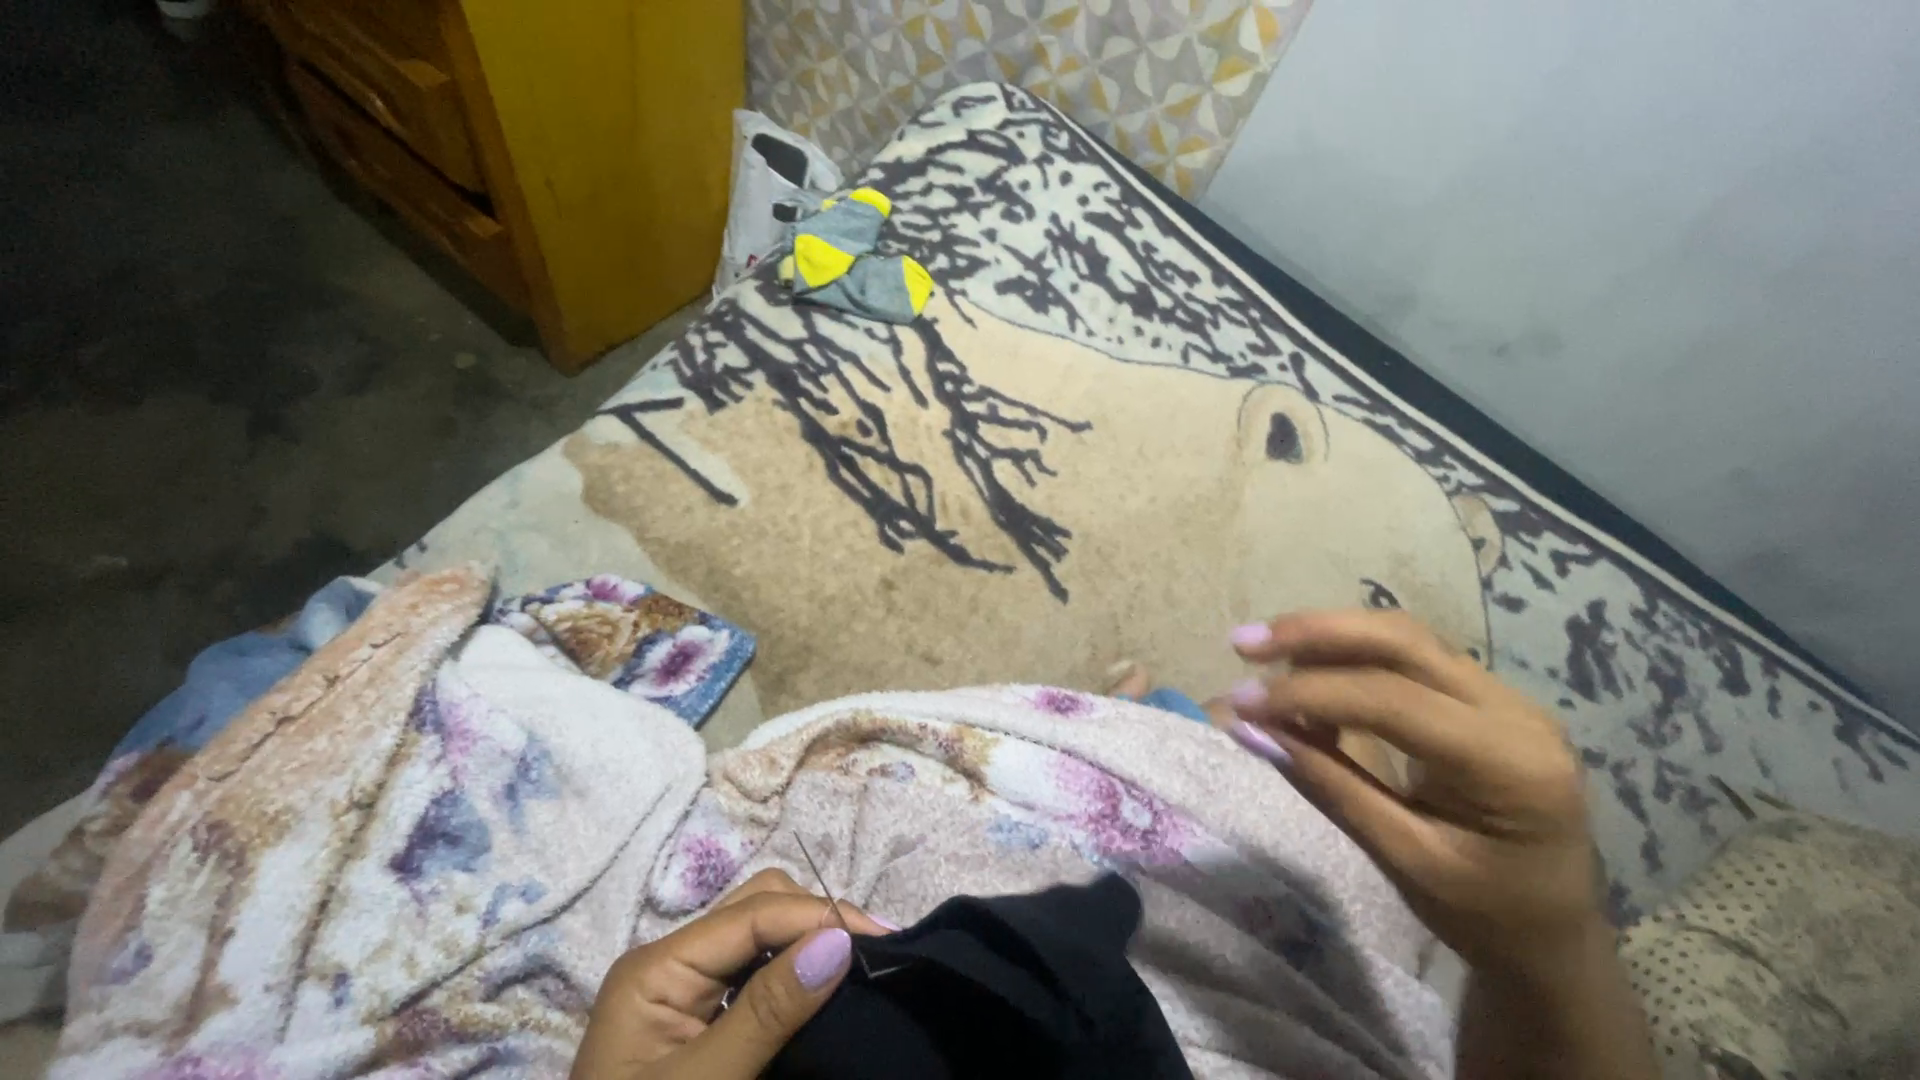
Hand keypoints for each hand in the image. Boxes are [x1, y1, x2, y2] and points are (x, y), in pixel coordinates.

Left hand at [571, 869, 888, 1079]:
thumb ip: (768, 1011)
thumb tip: (838, 941)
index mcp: (657, 967)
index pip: (753, 911)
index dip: (819, 915)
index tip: (883, 937)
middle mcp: (670, 963)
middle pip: (757, 907)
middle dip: (816, 920)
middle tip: (874, 954)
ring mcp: (683, 991)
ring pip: (760, 935)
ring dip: (809, 942)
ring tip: (859, 967)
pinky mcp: (699, 1020)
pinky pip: (754, 974)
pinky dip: (794, 974)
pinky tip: (824, 990)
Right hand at [1226, 610, 1603, 977]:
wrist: (1554, 935)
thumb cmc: (1484, 914)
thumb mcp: (1403, 858)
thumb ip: (1329, 785)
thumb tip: (1250, 730)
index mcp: (1508, 761)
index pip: (1392, 699)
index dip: (1308, 692)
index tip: (1240, 702)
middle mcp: (1515, 711)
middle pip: (1402, 641)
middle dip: (1316, 634)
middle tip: (1244, 644)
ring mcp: (1505, 698)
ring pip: (1404, 638)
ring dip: (1328, 638)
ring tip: (1264, 656)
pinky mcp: (1485, 699)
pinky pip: (1411, 659)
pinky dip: (1351, 659)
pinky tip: (1311, 681)